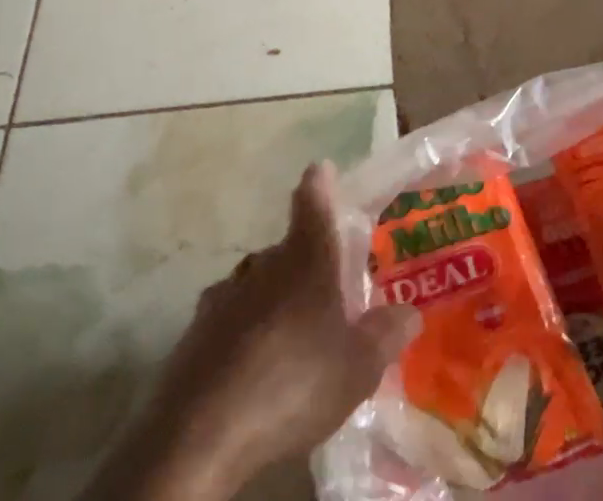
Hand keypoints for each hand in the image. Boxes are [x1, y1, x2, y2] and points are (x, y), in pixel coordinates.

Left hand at [84, 163, 418, 500]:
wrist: (200, 434)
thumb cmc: (295, 383)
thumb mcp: (360, 366)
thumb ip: (387, 333)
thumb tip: (409, 311)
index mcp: (305, 261)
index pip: (312, 206)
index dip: (319, 186)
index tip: (321, 168)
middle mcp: (260, 268)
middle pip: (286, 250)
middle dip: (307, 262)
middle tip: (330, 291)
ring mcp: (220, 300)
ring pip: (256, 286)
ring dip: (275, 300)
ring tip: (296, 336)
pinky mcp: (193, 337)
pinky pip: (230, 322)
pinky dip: (247, 334)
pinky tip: (258, 369)